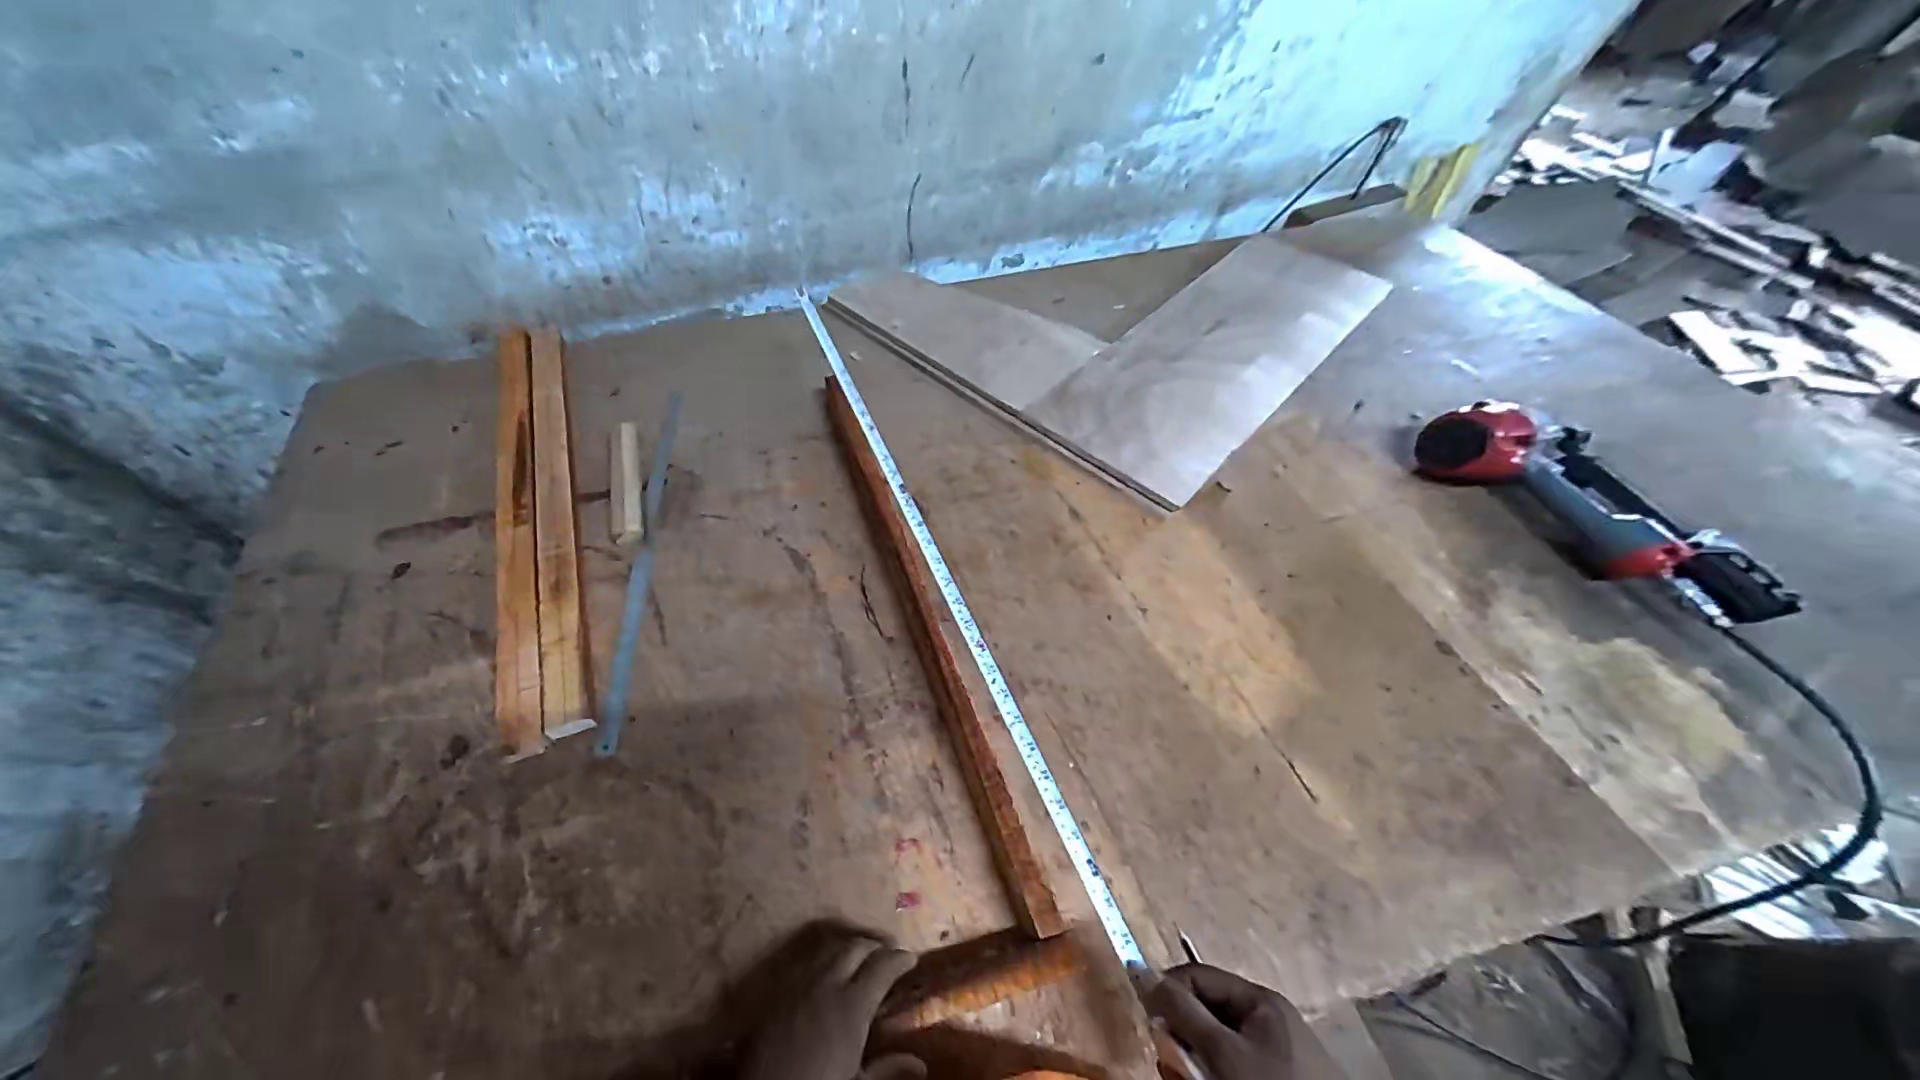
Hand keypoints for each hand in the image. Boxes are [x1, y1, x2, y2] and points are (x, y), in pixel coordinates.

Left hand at [741, 933, 923, 1079]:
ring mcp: (798, 982)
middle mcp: (827, 982)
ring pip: (830, 947)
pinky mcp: (776, 990)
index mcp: (852, 1004)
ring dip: (849, 947)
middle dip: (875, 947)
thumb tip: (920, 1066)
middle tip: (887, 956)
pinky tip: (824, 969)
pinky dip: (822, 957)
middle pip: (857, 947)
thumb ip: (887, 1069)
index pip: (883, 966)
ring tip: (859, 956)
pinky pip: (804, 959)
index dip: (900, 959)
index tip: (911, 958)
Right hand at [1143, 964, 1295, 1079]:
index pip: (1197, 975)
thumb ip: (1184, 1013)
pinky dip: (1212, 1075)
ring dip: (1193, 1061)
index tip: (1149, 1021)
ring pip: (1214, 1044)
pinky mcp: (1271, 1078)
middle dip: (1180, 1034)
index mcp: (1258, 999)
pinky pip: (1229, 1066)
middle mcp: (1264, 1019)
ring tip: (1185, 1078)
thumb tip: (1143, 974)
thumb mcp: (1225, 1053)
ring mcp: (1271, 1052)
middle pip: (1205, 1010)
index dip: (1168, 992)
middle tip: (1169, 1061)